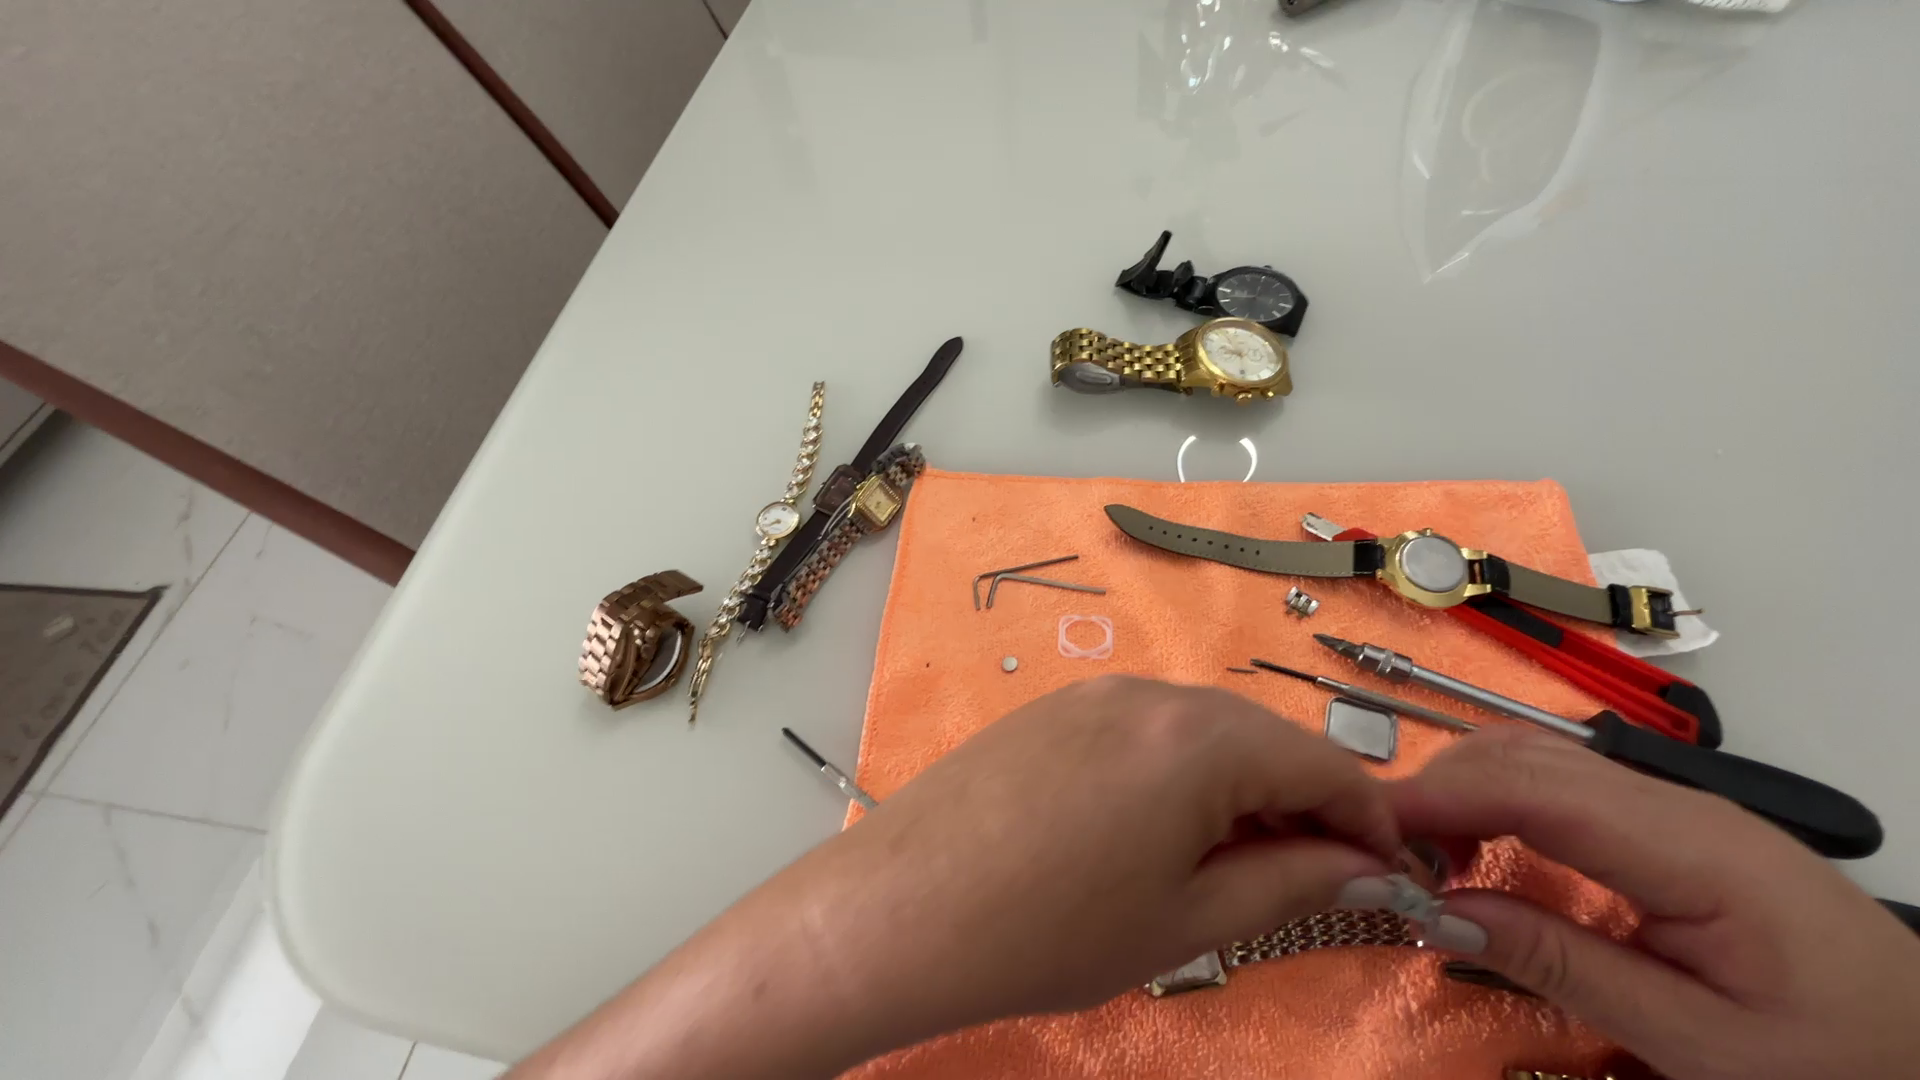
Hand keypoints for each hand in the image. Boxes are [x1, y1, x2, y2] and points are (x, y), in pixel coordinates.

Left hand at [818, 674, 1399, 1022]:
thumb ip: (1289, 882)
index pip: (1321, 762)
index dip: (1368, 819)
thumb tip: (1363, 868)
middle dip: (1299, 799)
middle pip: (1258, 736)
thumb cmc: (1053, 930)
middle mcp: (1149, 692)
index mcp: (1198, 737)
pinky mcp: (1051, 708)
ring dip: (1235, 784)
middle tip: (1307, 874)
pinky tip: (1153, 825)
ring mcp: (1092, 693)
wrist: (902, 905)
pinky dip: (1174, 770)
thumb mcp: (1186, 919)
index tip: (1385, 872)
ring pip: (1198, 730)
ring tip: (1227, 858)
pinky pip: (1141, 728)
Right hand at [1393, 730, 1919, 1079]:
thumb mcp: (1703, 1043)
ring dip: (1460, 789)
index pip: (1531, 789)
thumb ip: (1562, 965)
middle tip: (1387, 857)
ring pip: (1530, 755)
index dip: (1436, 797)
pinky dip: (1494, 796)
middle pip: (1520, 756)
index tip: (1367, 831)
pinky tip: (1483, 844)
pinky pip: (1556, 779)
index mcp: (1690, 849)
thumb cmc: (1844, 1061)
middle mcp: (1673, 801)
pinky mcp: (1666, 817)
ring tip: (1429, 855)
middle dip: (1434, 790)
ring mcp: (1672, 802)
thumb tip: (1435, 910)